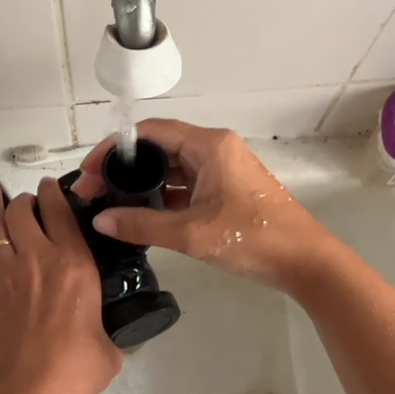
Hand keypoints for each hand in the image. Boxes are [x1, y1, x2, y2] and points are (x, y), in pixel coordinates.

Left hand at [0, 177, 122, 393]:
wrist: (32, 388)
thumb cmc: (78, 366)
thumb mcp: (109, 345)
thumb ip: (106, 331)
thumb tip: (104, 339)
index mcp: (75, 263)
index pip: (61, 212)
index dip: (53, 193)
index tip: (50, 187)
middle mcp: (38, 257)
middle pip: (22, 211)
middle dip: (23, 200)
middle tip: (25, 201)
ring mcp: (6, 272)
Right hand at [70, 119, 332, 290]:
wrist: (305, 261)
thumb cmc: (252, 238)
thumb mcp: (191, 234)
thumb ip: (141, 225)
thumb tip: (100, 220)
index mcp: (208, 145)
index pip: (149, 132)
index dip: (114, 148)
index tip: (89, 171)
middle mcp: (214, 149)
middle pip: (158, 147)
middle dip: (123, 168)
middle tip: (93, 191)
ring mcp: (221, 170)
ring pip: (170, 168)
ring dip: (141, 183)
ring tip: (110, 203)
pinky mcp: (224, 190)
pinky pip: (184, 185)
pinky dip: (161, 196)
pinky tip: (140, 215)